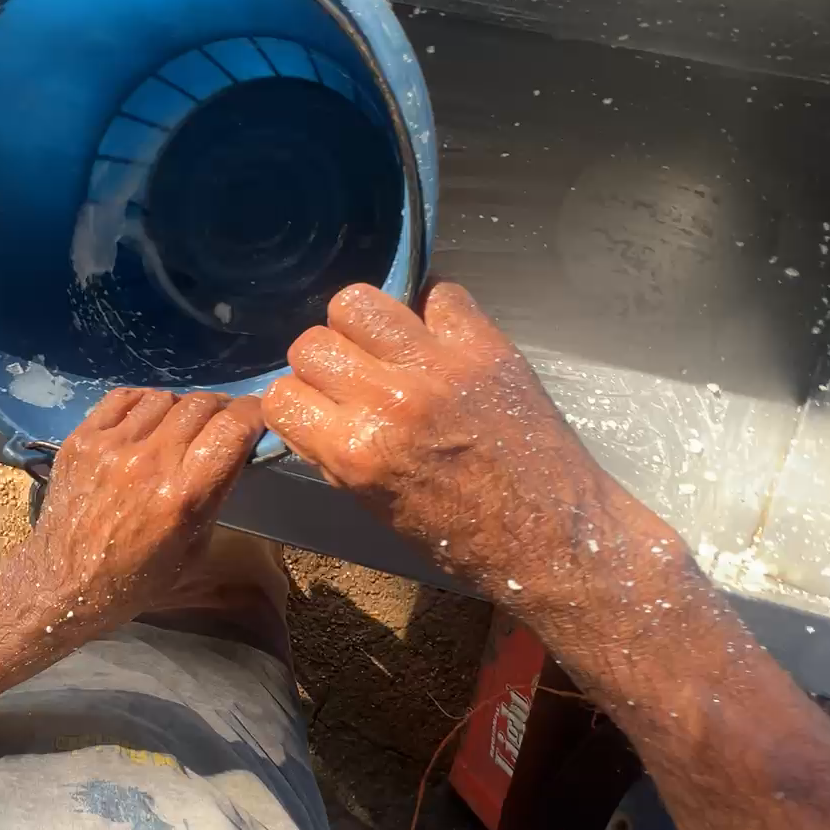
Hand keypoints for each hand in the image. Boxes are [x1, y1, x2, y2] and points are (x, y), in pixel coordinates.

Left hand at [22, 389, 265, 626]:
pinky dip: (143, 403)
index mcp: (184, 496)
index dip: (253, 413)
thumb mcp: (197, 548)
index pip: (232, 428)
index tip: (258, 415)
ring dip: (181, 407)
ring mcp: (111, 446)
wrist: (66, 582)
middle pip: (202, 404)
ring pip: (164, 397)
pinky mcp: (81, 438)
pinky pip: (123, 398)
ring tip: (180, 425)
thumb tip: (238, 448)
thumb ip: (217, 494)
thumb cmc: (139, 576)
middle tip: (221, 422)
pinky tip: (146, 420)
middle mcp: (149, 462)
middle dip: (221, 409)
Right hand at [263, 281, 613, 606]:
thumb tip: (303, 409)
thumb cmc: (452, 532)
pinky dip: (428, 311)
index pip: (280, 396)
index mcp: (354, 451)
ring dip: (357, 325)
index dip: (291, 404)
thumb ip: (326, 448)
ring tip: (378, 347)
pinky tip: (430, 338)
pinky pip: (436, 294)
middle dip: (318, 364)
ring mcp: (436, 367)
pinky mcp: (484, 345)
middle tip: (346, 379)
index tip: (309, 409)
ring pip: (356, 302)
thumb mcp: (367, 501)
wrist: (549, 535)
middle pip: (309, 345)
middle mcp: (388, 401)